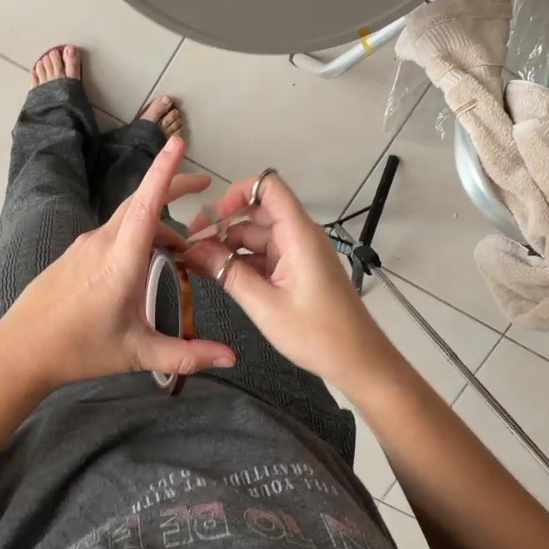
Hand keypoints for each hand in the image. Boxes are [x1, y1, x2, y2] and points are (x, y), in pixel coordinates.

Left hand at [0, 136, 236, 393]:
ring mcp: (85, 244)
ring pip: (128, 218)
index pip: (146, 203)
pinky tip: (147, 260)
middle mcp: (101, 243)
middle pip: (141, 200)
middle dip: (174, 186)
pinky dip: (137, 233)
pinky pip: (113, 231)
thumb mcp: (138, 354)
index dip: (164, 171)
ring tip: (182, 249)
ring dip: (157, 222)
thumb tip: (230, 358)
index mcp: (120, 261)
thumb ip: (187, 354)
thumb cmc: (78, 350)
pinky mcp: (75, 252)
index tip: (177, 142)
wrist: (20, 350)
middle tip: (204, 184)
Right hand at [178, 171, 398, 392]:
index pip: (268, 186)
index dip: (237, 193)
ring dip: (226, 245)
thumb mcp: (265, 305)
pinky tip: (215, 273)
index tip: (211, 218)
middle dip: (221, 223)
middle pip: (255, 211)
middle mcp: (298, 235)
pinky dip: (239, 261)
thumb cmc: (318, 334)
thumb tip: (193, 250)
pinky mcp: (295, 269)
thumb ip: (227, 273)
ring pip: (254, 235)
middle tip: (189, 244)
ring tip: (194, 261)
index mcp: (297, 233)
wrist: (359, 362)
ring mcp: (297, 252)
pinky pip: (262, 254)